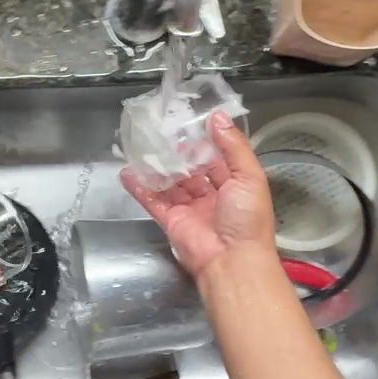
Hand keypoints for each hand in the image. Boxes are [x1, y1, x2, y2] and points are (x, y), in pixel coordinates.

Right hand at [121, 111, 277, 279]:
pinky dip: (140, 187)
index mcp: (234, 186)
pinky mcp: (171, 221)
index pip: (218, 159)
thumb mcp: (249, 176)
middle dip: (179, 154)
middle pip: (192, 171)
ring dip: (158, 167)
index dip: (205, 142)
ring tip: (142, 146)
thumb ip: (233, 146)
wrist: (231, 261)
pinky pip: (154, 201)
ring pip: (171, 184)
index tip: (190, 123)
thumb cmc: (247, 218)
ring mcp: (189, 210)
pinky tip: (128, 172)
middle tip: (162, 132)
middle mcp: (212, 197)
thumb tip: (218, 117)